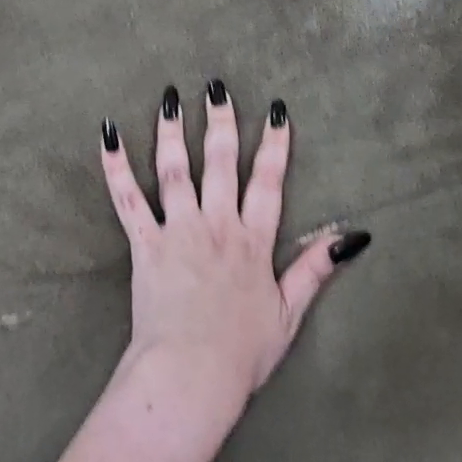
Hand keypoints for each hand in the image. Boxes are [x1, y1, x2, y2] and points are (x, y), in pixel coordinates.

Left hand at [55, 81, 368, 461]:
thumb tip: (353, 236)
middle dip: (220, 122)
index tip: (276, 111)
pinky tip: (109, 135)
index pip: (268, 181)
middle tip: (216, 86)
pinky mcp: (145, 246)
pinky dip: (117, 166)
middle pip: (220, 163)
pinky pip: (128, 200)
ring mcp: (179, 232)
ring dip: (172, 131)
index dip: (274, 144)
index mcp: (253, 241)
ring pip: (176, 170)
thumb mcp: (290, 313)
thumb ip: (316, 268)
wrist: (190, 375)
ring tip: (170, 98)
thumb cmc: (242, 353)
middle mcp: (217, 226)